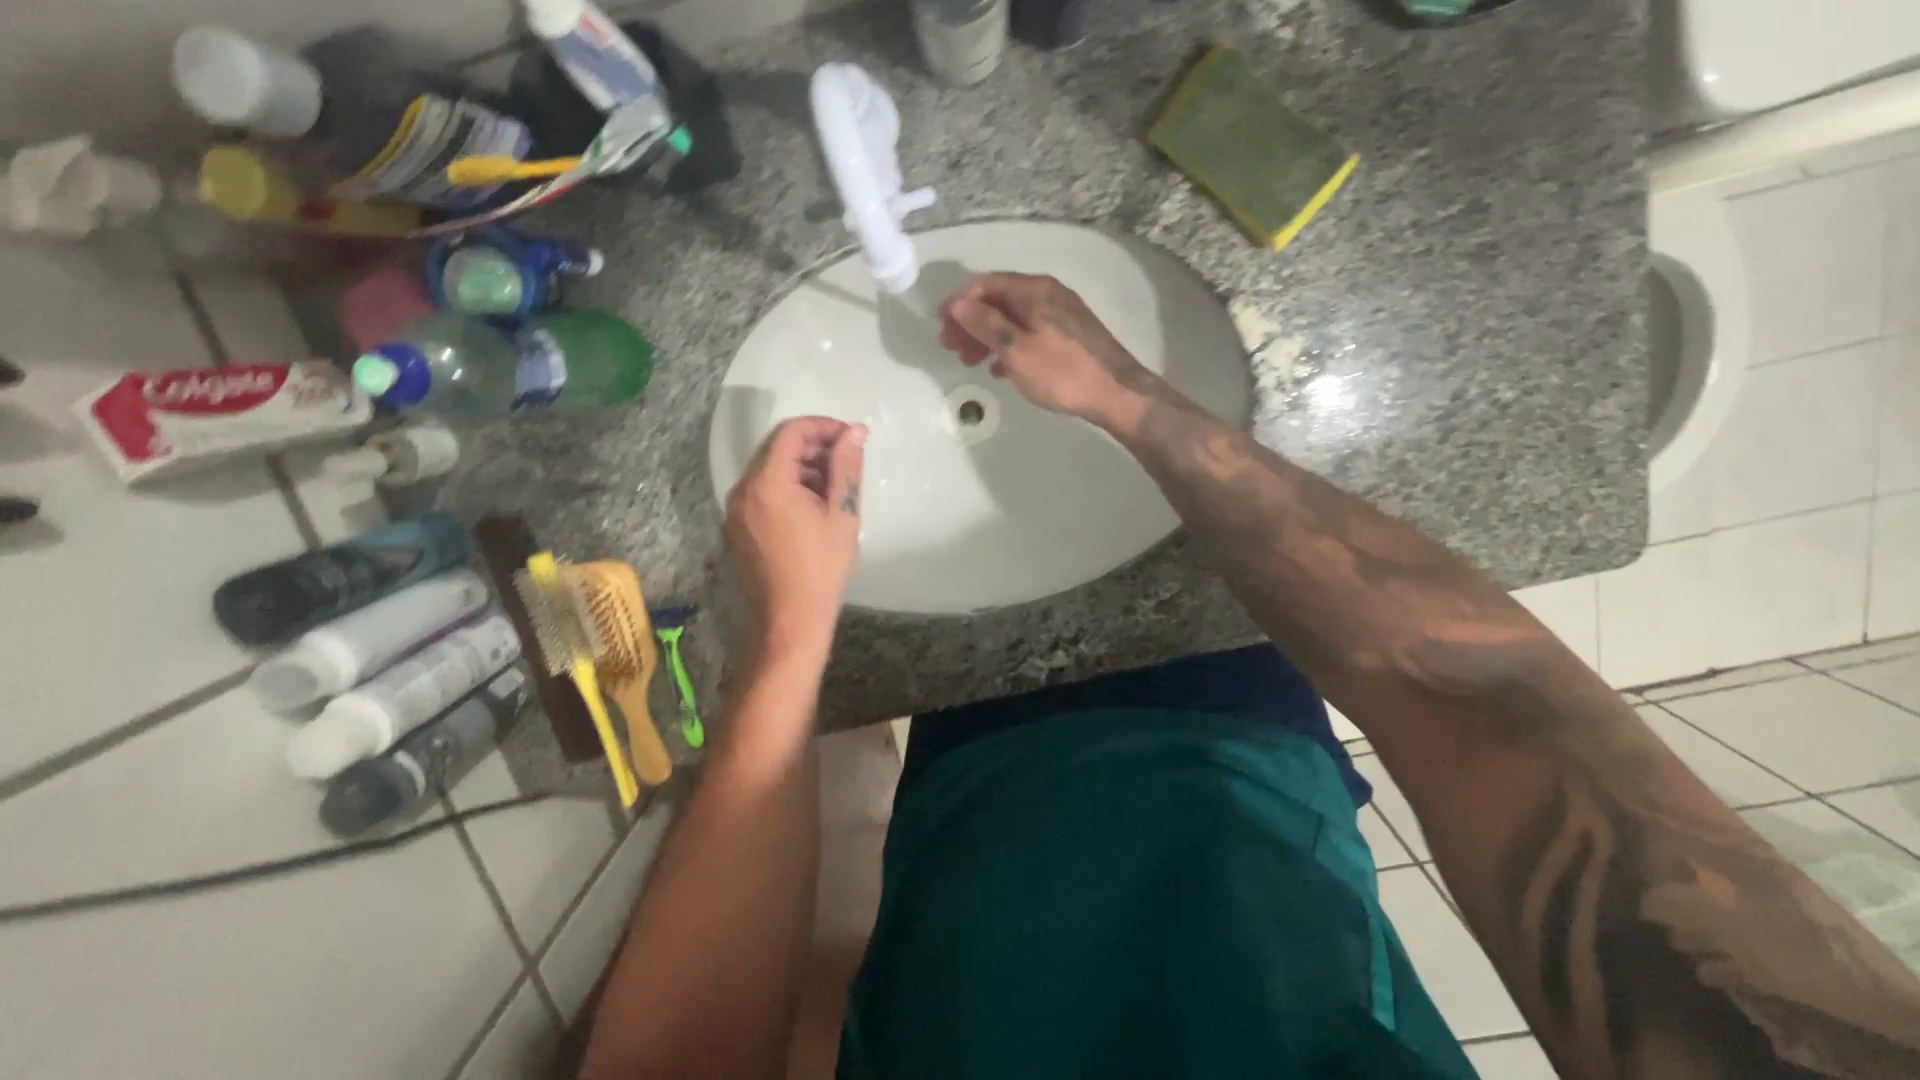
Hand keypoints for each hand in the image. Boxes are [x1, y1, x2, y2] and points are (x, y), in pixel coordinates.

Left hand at [726, 416, 865, 658]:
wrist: (790, 619)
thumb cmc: (821, 567)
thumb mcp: (842, 513)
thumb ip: (846, 467)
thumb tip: (854, 432)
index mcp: (767, 483)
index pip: (790, 432)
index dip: (822, 427)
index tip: (850, 438)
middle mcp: (743, 490)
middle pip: (776, 448)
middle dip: (813, 446)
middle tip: (847, 458)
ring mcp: (736, 509)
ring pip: (769, 470)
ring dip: (802, 467)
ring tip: (835, 484)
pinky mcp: (738, 527)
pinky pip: (762, 491)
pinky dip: (788, 486)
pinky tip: (814, 505)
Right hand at [939, 272, 1156, 423]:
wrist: (1116, 393)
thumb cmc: (1062, 371)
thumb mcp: (1016, 349)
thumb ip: (985, 324)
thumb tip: (958, 303)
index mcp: (1034, 290)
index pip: (986, 284)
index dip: (959, 302)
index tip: (940, 326)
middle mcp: (1048, 294)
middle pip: (999, 300)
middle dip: (971, 321)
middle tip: (950, 347)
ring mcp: (1061, 314)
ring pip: (1014, 319)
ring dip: (988, 336)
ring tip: (970, 361)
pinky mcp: (1069, 336)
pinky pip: (1029, 333)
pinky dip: (1009, 346)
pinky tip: (1000, 369)